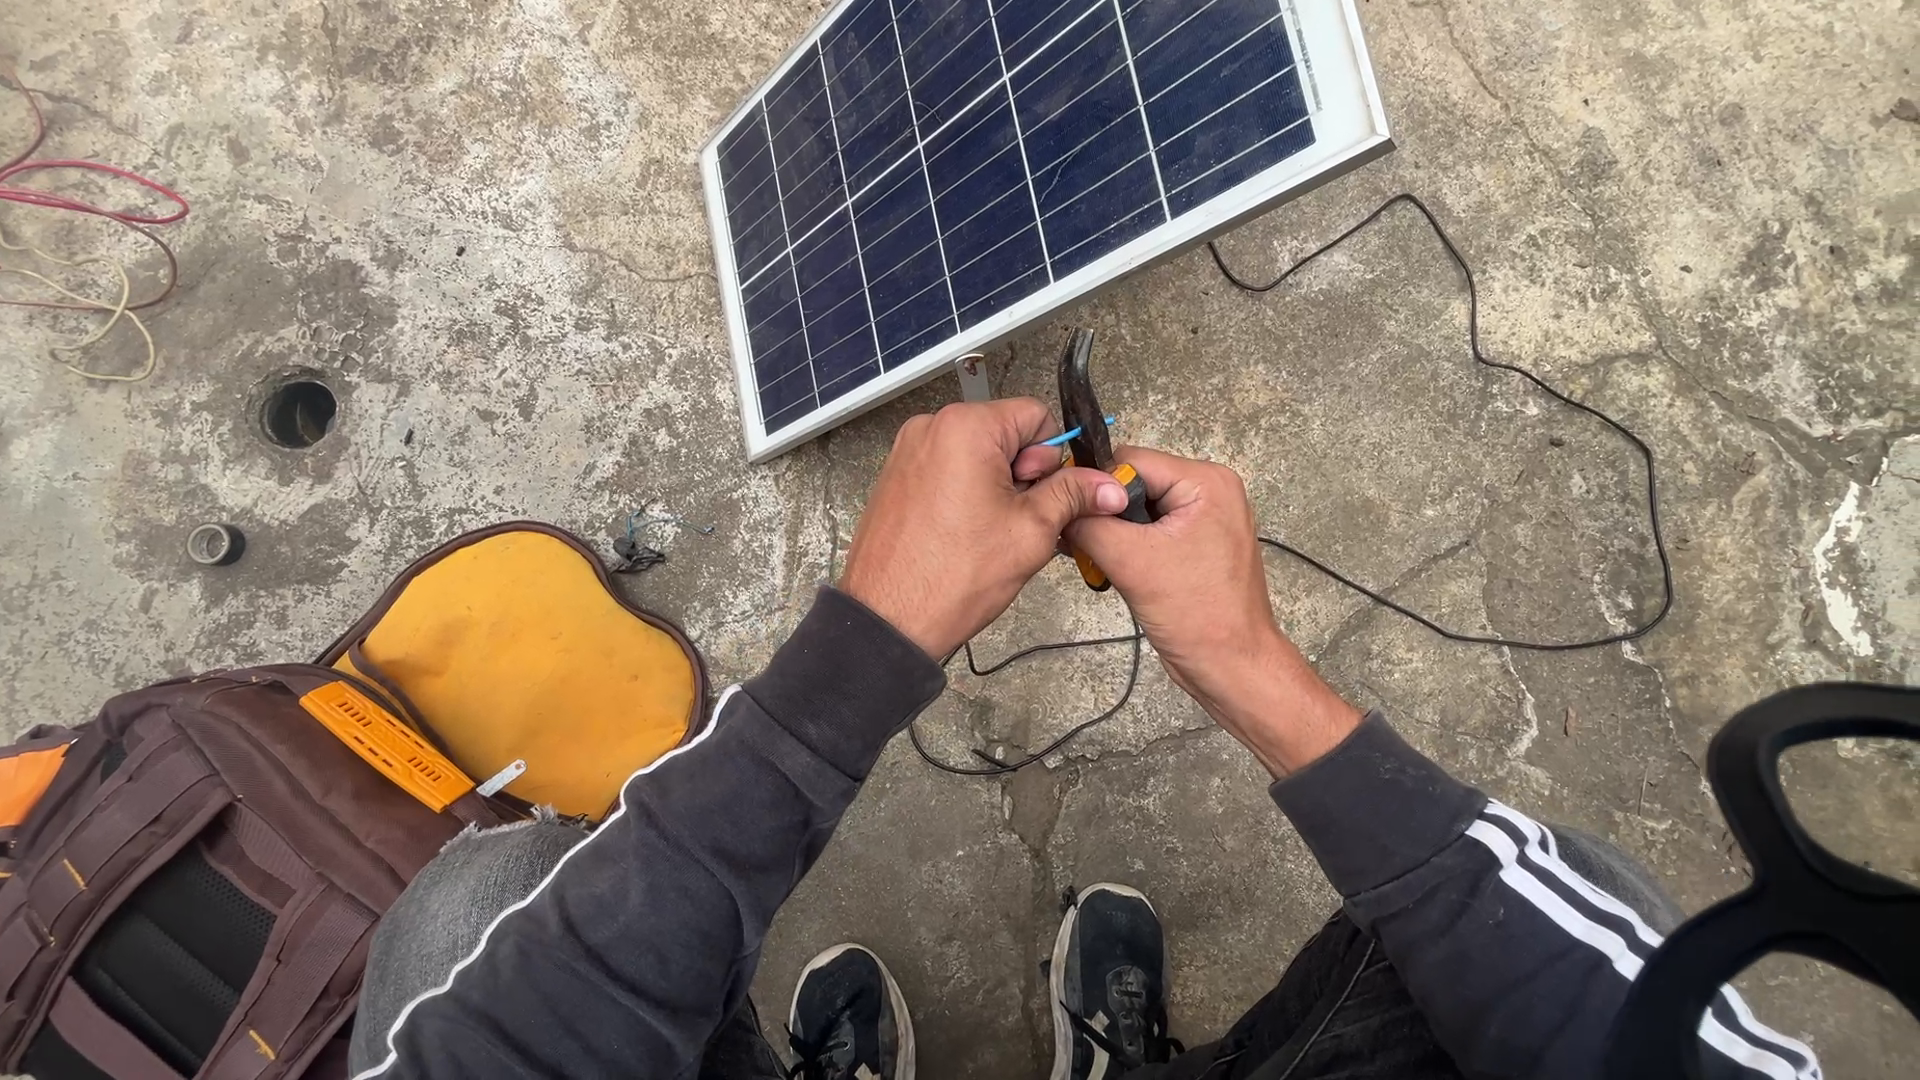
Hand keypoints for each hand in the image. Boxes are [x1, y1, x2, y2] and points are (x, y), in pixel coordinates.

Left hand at [839, 399, 1132, 658]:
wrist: (888, 620)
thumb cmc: (950, 577)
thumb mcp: (1030, 531)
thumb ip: (1073, 495)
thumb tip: (1107, 486)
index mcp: (965, 427)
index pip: (1035, 416)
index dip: (1053, 456)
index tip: (1048, 494)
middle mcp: (930, 428)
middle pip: (1004, 434)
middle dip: (1024, 475)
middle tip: (1021, 522)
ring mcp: (908, 453)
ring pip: (977, 456)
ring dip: (997, 489)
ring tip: (993, 535)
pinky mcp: (896, 479)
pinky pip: (948, 472)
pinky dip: (967, 496)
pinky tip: (968, 536)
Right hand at [1064, 448, 1361, 774]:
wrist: (1231, 667)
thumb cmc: (1196, 615)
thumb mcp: (1130, 560)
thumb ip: (1089, 522)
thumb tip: (1058, 503)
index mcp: (1206, 481)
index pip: (1130, 460)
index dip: (1095, 487)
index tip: (1068, 515)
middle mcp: (1209, 490)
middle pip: (1133, 483)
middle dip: (1103, 514)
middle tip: (1079, 544)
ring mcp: (1203, 518)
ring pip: (1136, 509)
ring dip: (1111, 534)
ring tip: (1096, 562)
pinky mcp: (1194, 544)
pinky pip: (1148, 530)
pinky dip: (1126, 547)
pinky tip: (1112, 569)